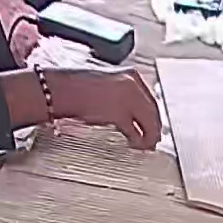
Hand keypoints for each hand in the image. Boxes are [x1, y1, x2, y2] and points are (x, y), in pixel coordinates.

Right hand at [45, 69, 162, 149]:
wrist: (66, 89)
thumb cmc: (82, 88)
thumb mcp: (110, 85)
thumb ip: (126, 96)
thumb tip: (136, 115)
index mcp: (132, 75)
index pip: (151, 99)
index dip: (155, 117)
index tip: (155, 127)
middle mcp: (133, 85)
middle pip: (153, 112)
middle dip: (155, 130)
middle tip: (153, 142)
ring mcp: (127, 99)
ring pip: (148, 123)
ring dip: (149, 137)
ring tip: (145, 146)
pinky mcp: (119, 113)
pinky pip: (135, 132)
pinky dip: (137, 141)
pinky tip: (134, 145)